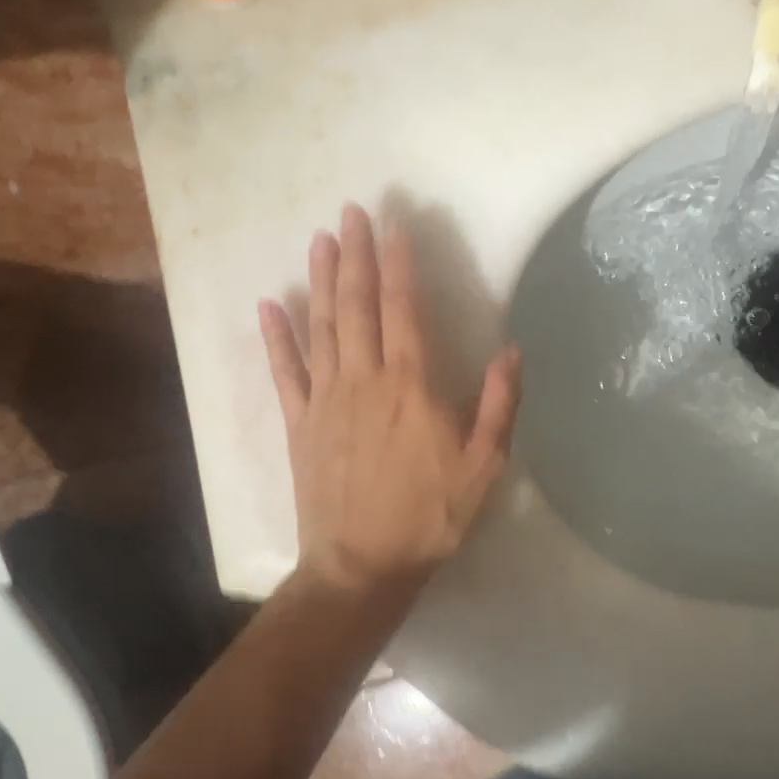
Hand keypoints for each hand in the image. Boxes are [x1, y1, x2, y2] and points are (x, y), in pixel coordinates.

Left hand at [258, 204, 521, 596]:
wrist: (362, 566)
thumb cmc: (431, 514)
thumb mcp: (485, 465)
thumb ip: (499, 405)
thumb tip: (510, 351)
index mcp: (411, 385)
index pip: (404, 310)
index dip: (400, 264)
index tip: (395, 225)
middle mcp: (364, 380)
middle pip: (357, 305)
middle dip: (356, 255)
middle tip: (351, 212)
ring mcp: (325, 400)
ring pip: (322, 327)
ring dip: (321, 281)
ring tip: (320, 240)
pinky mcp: (299, 424)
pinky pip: (285, 372)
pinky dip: (276, 337)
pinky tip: (268, 306)